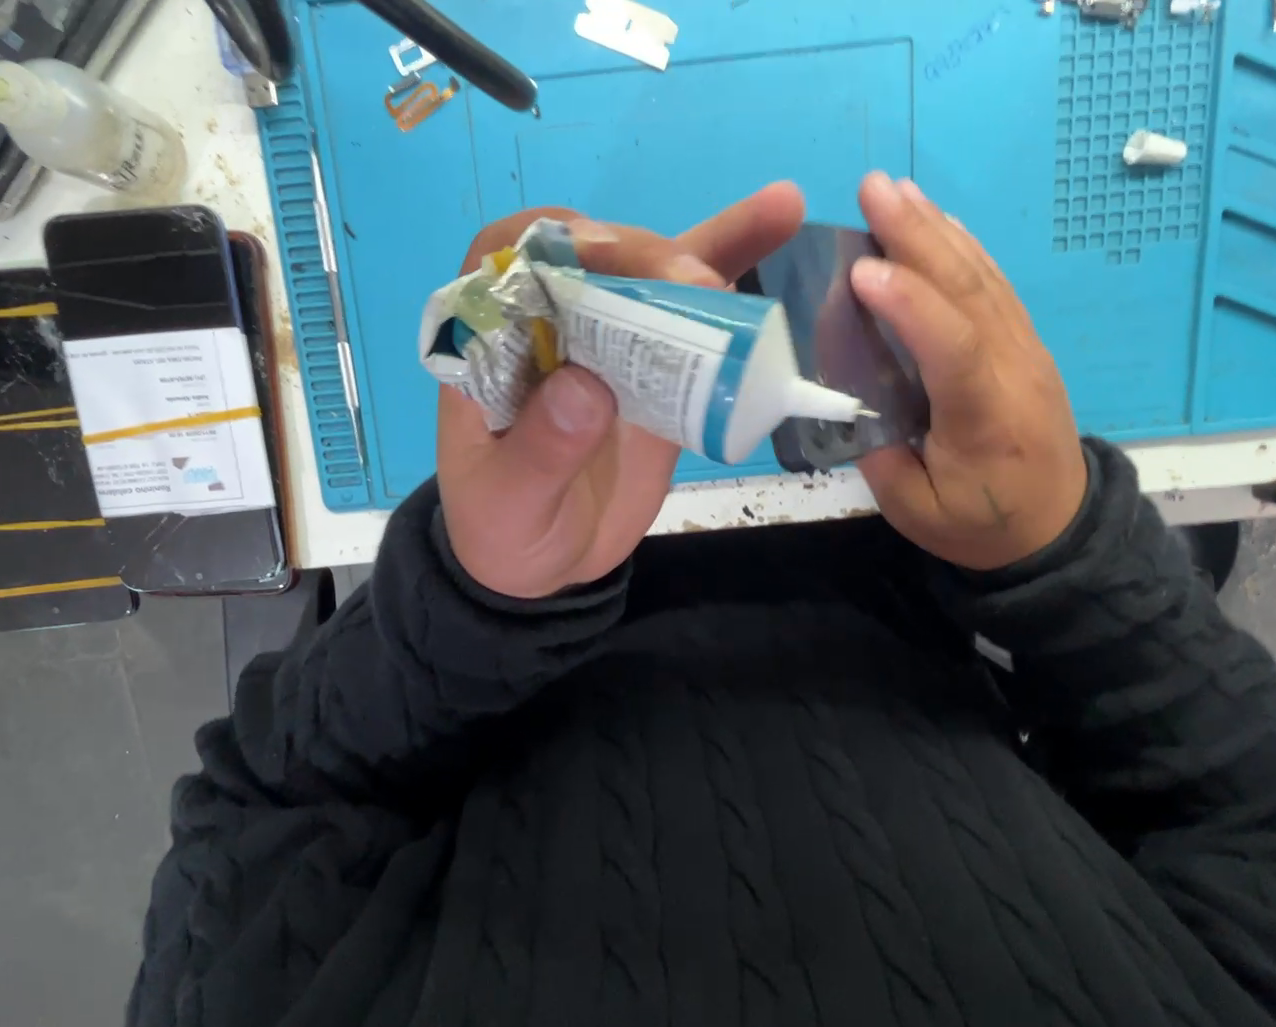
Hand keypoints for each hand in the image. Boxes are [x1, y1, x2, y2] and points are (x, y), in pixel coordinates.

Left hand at [437, 183, 805, 598]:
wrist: (549, 567)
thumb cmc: (506, 532)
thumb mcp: (507, 504)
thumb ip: (538, 452)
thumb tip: (586, 387)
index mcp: (490, 347)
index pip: (501, 260)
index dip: (545, 241)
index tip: (597, 253)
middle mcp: (549, 330)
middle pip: (589, 259)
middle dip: (642, 256)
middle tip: (697, 282)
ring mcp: (608, 348)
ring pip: (651, 278)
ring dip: (710, 244)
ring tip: (781, 210)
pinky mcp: (656, 375)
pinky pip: (697, 328)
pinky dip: (737, 293)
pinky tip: (785, 237)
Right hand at [849, 172, 1087, 570]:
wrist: (1056, 527)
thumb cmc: (980, 525)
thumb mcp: (915, 511)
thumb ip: (879, 453)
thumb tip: (848, 394)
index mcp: (985, 417)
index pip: (953, 349)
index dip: (910, 307)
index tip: (861, 271)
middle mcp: (1012, 369)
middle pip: (969, 291)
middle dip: (918, 236)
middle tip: (872, 190)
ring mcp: (1024, 350)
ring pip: (982, 278)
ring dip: (937, 229)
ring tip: (896, 190)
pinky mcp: (1023, 344)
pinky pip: (993, 287)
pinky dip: (964, 247)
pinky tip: (939, 221)